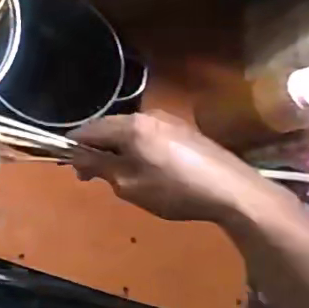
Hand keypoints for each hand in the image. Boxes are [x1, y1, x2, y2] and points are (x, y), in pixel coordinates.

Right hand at [70, 113, 291, 225]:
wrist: (234, 192)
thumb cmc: (174, 190)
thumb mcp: (128, 184)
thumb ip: (98, 166)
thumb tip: (77, 157)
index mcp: (129, 125)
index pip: (87, 130)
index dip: (74, 148)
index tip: (75, 170)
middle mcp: (147, 115)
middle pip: (108, 127)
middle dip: (97, 148)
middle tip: (96, 175)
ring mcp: (169, 120)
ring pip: (129, 130)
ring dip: (118, 148)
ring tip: (123, 175)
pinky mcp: (186, 130)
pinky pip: (149, 134)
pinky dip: (138, 148)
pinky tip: (149, 169)